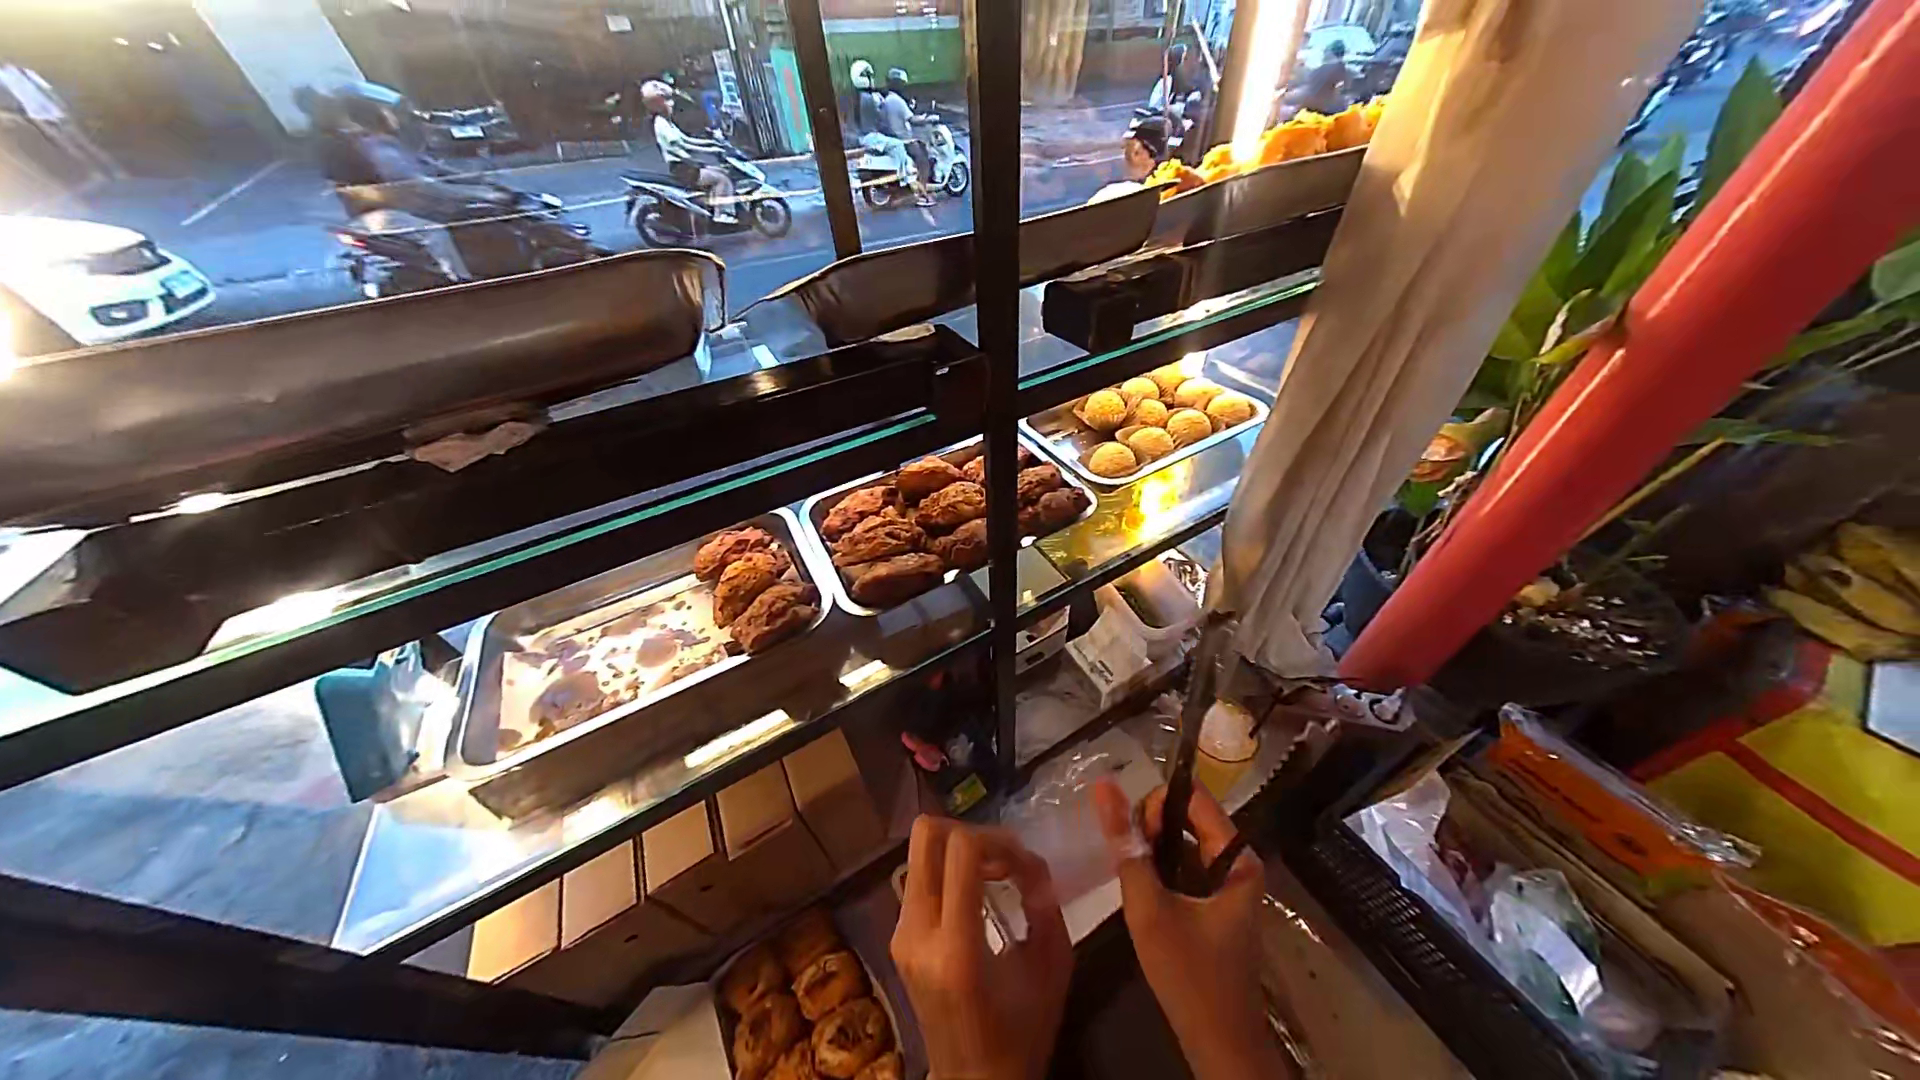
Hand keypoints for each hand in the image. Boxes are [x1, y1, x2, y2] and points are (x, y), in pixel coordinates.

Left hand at [890, 816, 1071, 1079]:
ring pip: (919, 850)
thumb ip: (1045, 906)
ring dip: (958, 849)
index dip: (997, 840)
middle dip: (969, 831)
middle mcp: (916, 933)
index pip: (961, 851)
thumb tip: (1032, 861)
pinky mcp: (897, 934)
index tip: (1022, 863)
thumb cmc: (1020, 1034)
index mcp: (955, 949)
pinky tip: (976, 892)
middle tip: (1001, 859)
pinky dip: (948, 868)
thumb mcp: (1051, 970)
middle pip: (925, 836)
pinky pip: (919, 874)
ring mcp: (900, 933)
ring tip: (993, 874)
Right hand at [1094, 779, 1285, 1079]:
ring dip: (1153, 848)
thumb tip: (1104, 786)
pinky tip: (1142, 888)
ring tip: (1132, 875)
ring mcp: (1230, 883)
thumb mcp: (1149, 906)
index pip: (1194, 797)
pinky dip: (1161, 867)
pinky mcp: (1217, 901)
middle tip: (1129, 859)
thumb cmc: (1189, 974)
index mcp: (1237, 858)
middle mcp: (1239, 862)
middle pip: (1189, 815)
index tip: (1131, 834)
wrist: (1219, 1046)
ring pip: (1184, 840)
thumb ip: (1127, 845)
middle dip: (1152, 827)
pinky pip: (1186, 864)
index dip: (1156, 803)